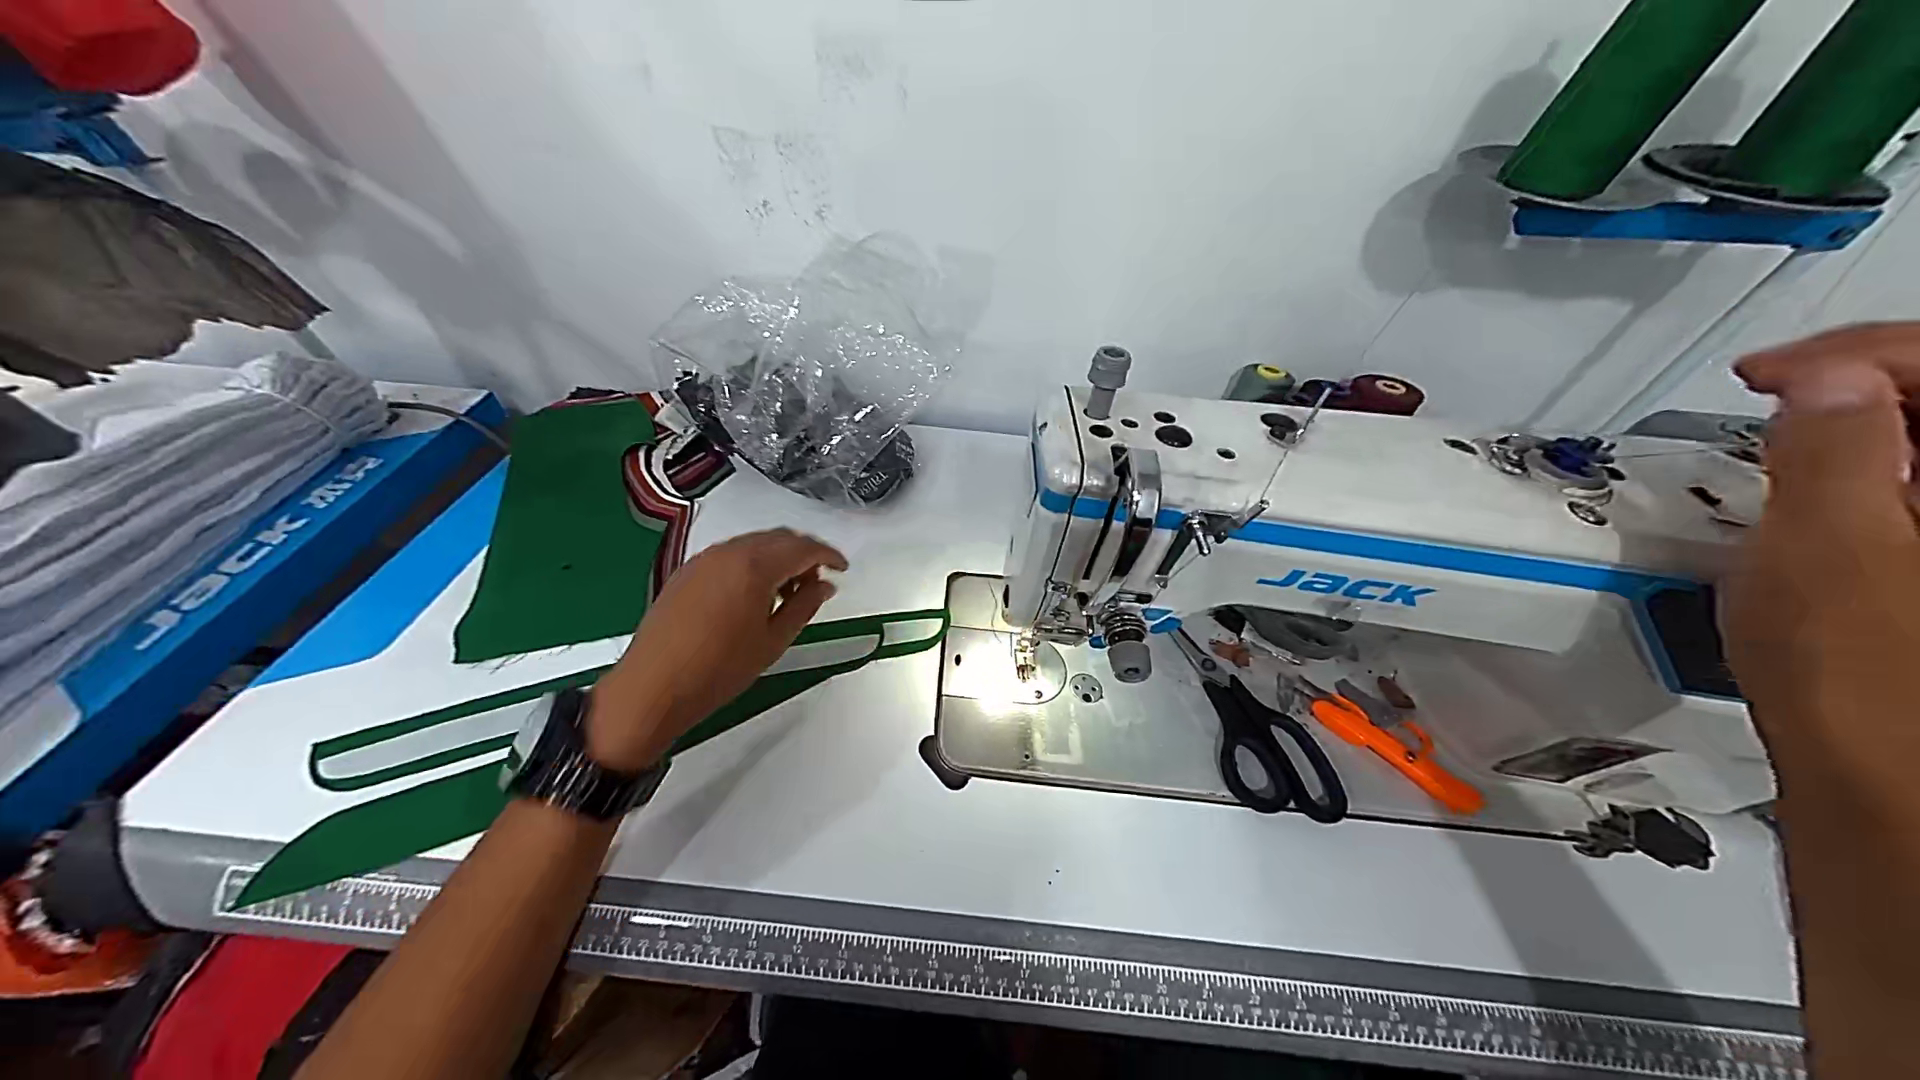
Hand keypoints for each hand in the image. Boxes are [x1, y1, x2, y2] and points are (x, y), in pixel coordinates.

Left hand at [585, 528, 847, 771]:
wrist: (653, 688)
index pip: (804, 547)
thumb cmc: (715, 670)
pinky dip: (752, 563)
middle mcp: (728, 553)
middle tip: (818, 579)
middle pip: (779, 538)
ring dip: (777, 557)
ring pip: (754, 543)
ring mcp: (704, 560)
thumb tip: (822, 586)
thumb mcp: (774, 641)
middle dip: (804, 553)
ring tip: (788, 591)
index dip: (828, 554)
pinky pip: (730, 554)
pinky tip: (756, 593)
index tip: (840, 566)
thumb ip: (804, 605)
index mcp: (754, 567)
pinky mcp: (687, 571)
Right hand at [1725, 323, 1919, 763]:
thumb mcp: (1824, 551)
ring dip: (1883, 422)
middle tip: (1781, 394)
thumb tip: (1824, 380)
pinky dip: (1894, 466)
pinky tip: (1840, 485)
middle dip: (1875, 380)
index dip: (1866, 354)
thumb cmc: (1865, 678)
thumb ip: (1833, 450)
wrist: (1899, 783)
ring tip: (1797, 440)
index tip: (1769, 375)